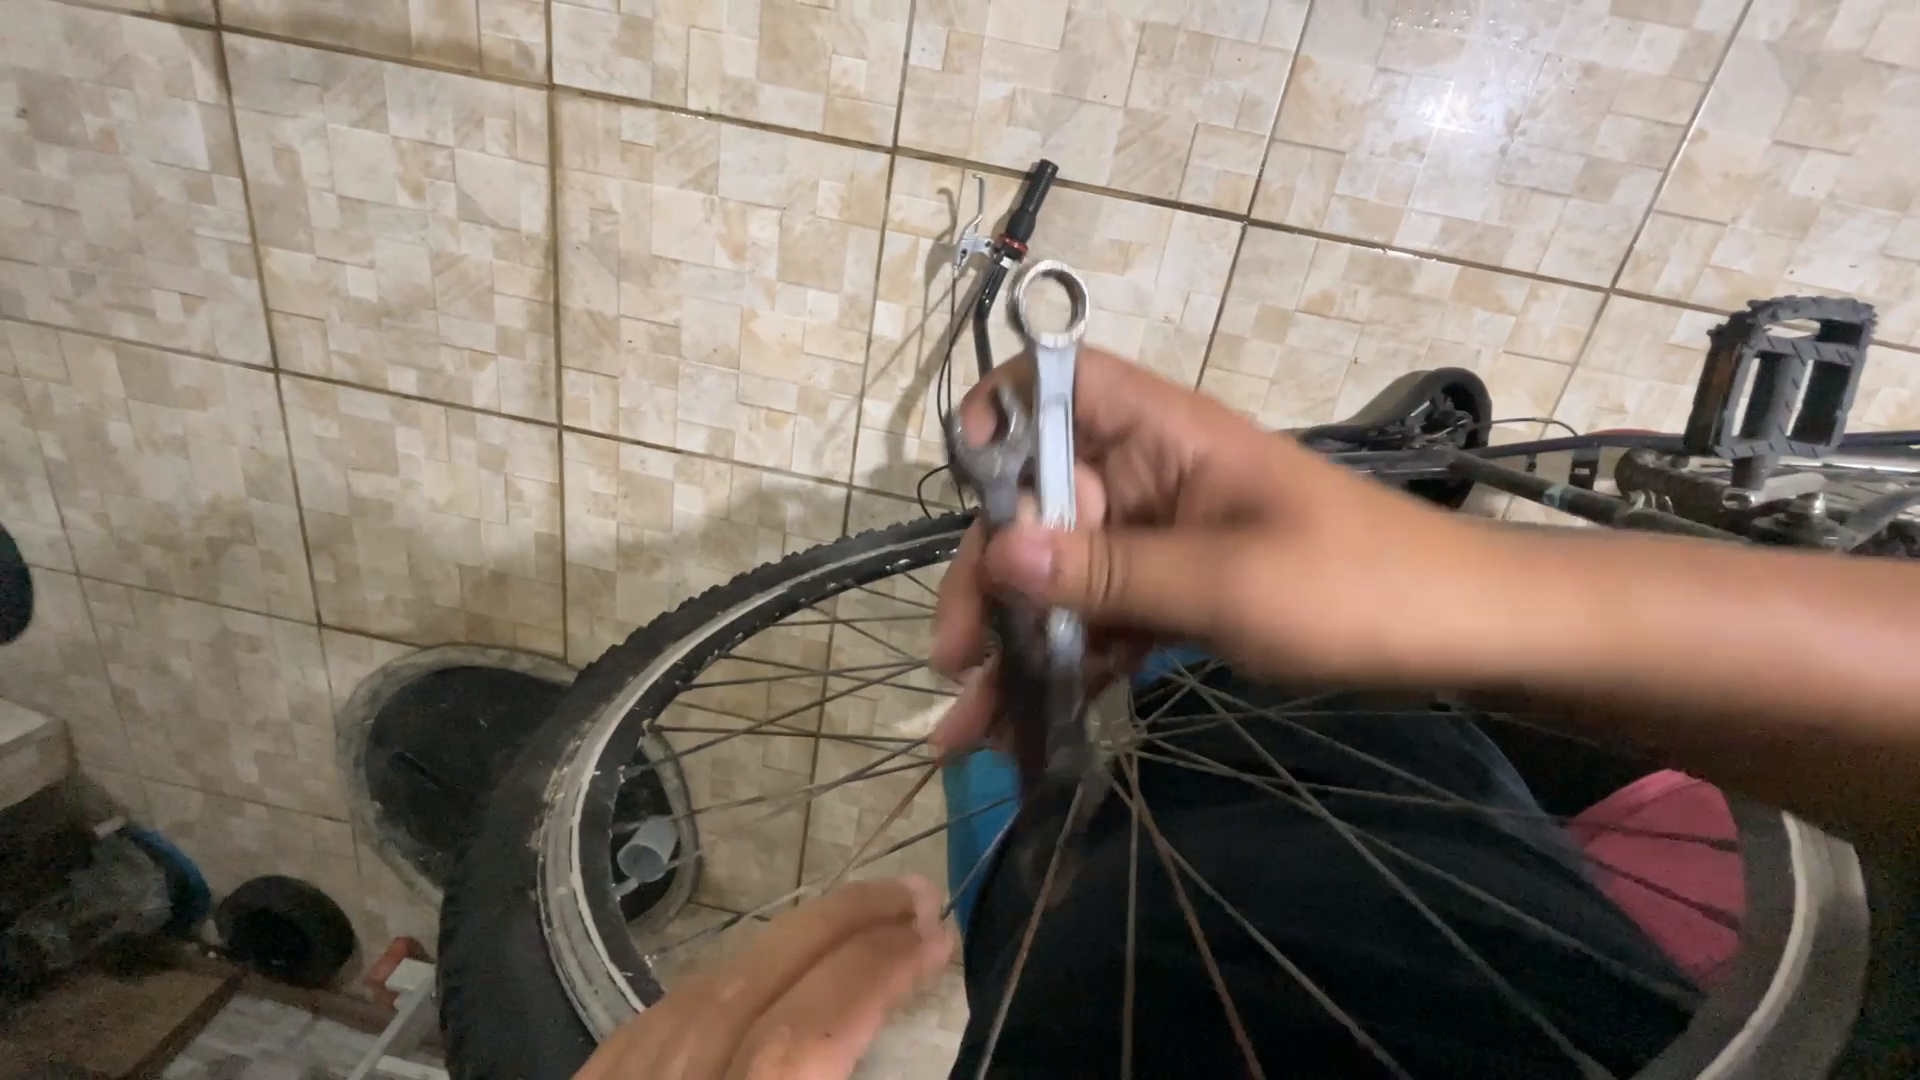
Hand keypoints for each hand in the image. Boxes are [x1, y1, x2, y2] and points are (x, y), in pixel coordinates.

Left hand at [575, 877, 952, 1079]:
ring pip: (703, 988)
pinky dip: (729, 976)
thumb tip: (888, 1008)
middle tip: (914, 896)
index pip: (805, 1037)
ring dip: (792, 941)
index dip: (878, 973)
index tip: (937, 936)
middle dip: (843, 925)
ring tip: (859, 920)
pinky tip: (766, 969)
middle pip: (752, 987)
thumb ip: (839, 1064)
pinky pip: (660, 1016)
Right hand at [930, 349, 1517, 750]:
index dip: (1002, 417)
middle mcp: (1143, 477)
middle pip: (1036, 505)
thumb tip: (998, 556)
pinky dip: (1066, 665)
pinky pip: (1100, 618)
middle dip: (988, 581)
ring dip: (1016, 643)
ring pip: (1060, 575)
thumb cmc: (1358, 587)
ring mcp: (1153, 538)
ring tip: (970, 723)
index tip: (971, 491)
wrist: (1460, 637)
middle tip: (955, 659)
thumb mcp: (1228, 581)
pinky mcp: (1169, 591)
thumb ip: (1110, 570)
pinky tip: (1027, 722)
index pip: (1060, 386)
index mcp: (1161, 436)